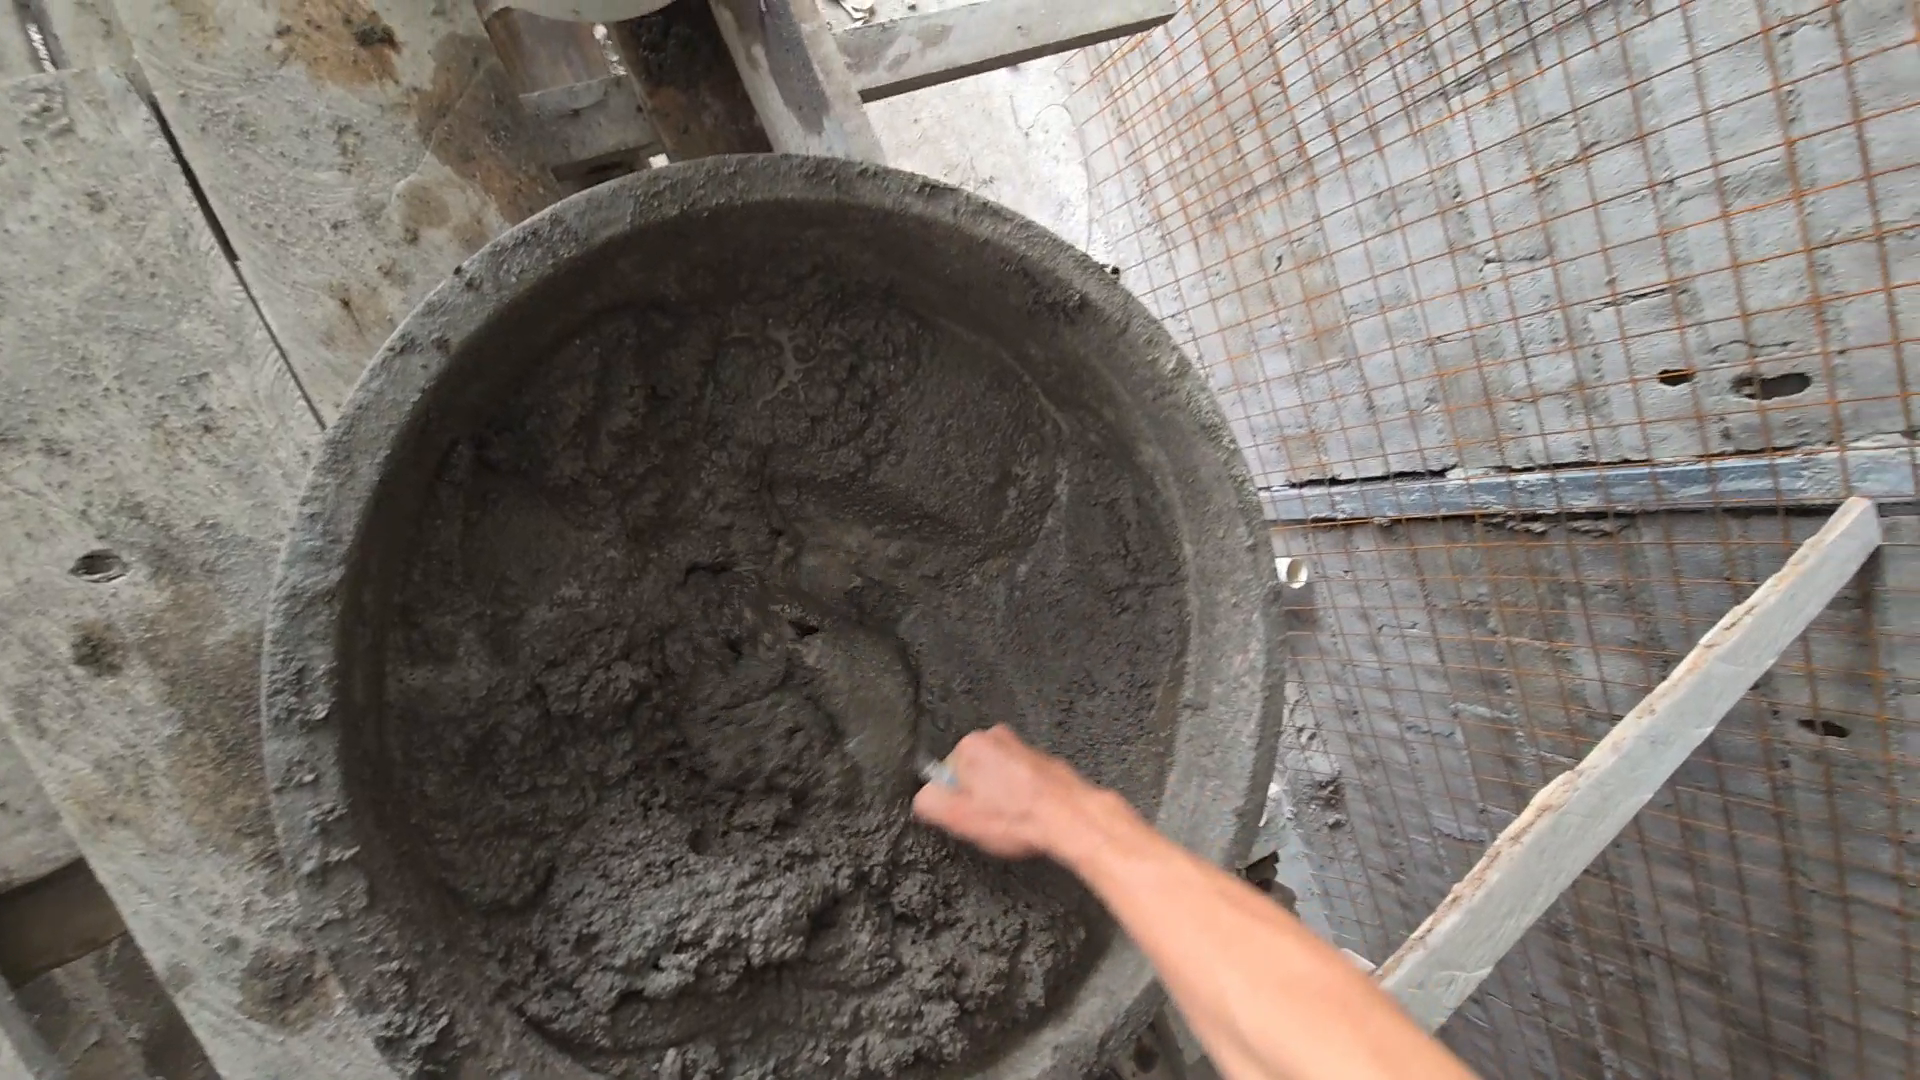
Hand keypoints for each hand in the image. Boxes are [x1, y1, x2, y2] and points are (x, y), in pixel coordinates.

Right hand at [911, 725, 1095, 858]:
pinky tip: (1027, 817)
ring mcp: (1022, 748)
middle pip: (972, 774)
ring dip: (1001, 799)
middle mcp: (997, 737)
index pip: (945, 774)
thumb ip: (929, 803)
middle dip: (978, 798)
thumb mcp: (958, 818)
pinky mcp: (1043, 762)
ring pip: (998, 779)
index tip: (965, 816)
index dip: (953, 802)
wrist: (1070, 818)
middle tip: (988, 821)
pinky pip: (1021, 783)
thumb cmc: (1019, 817)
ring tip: (1012, 820)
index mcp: (971, 745)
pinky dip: (1022, 798)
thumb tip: (924, 798)